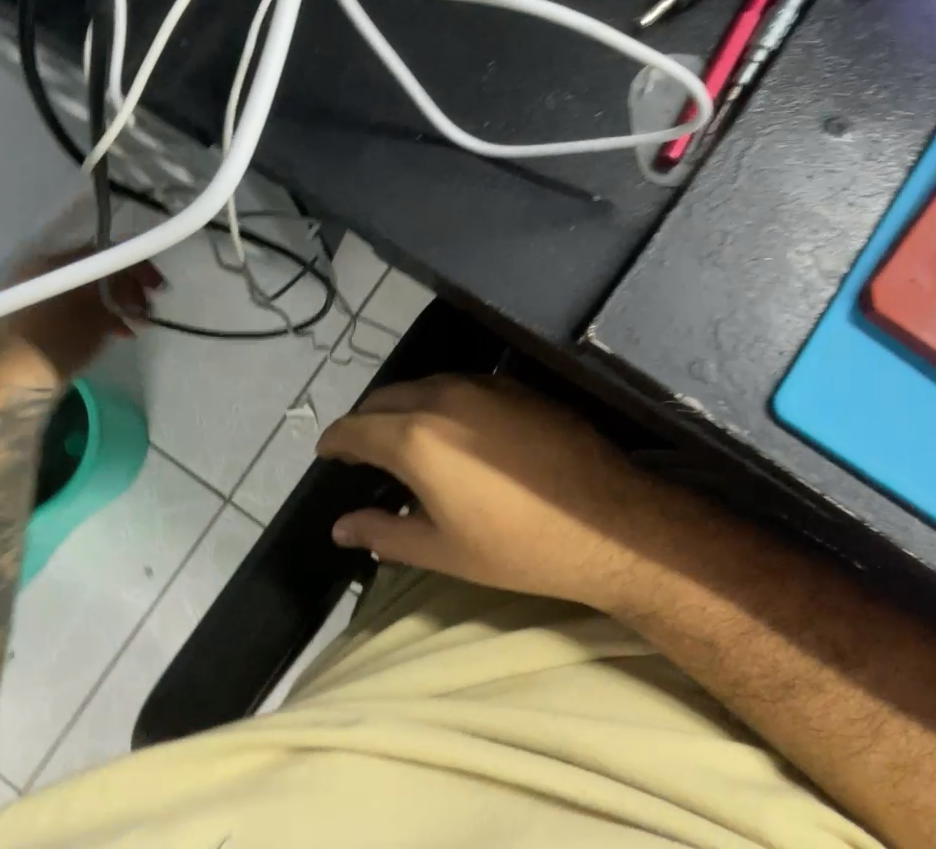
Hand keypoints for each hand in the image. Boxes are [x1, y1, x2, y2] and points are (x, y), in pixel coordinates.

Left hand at [0, 248, 164, 384]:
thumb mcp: (93, 309)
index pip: (102, 252)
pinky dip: (108, 318)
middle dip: (130, 287)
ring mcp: (48, 299)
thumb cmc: (56, 340)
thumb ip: (115, 284)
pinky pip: (87, 310)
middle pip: (100, 271)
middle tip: (149, 307)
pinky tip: (125, 333)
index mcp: (51, 264)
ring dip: (123, 305)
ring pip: (97, 293)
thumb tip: (134, 271)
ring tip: (141, 322)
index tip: (157, 287)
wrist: (22, 383)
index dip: (135, 266)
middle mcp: (47, 275)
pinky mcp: (52, 322)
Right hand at [316, 375, 717, 614]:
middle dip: (366, 422)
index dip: (334, 441)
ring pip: (425, 385)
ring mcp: (486, 386)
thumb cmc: (518, 547)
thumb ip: (383, 533)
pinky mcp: (518, 386)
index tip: (326, 454)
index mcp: (416, 438)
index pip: (355, 428)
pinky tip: (454, 431)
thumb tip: (341, 526)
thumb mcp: (442, 550)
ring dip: (404, 408)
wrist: (609, 523)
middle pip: (386, 398)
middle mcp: (444, 397)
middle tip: (362, 454)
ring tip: (405, 442)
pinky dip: (441, 402)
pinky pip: (462, 385)